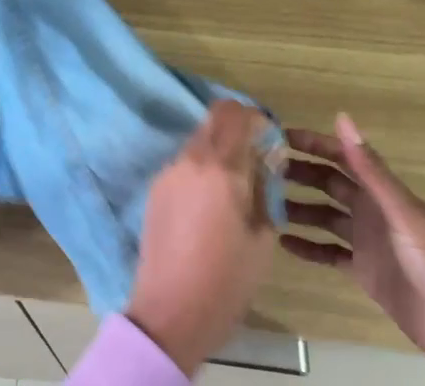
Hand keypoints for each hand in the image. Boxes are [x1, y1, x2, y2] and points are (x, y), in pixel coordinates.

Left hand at [126, 101, 278, 374]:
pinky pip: (184, 165)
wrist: (171, 311)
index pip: (234, 114)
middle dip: (236, 129)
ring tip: (233, 188)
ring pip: (197, 143)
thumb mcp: (263, 236)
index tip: (269, 140)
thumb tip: (267, 163)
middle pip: (213, 120)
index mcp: (221, 168)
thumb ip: (266, 190)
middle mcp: (190, 160)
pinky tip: (210, 205)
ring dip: (217, 151)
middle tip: (254, 159)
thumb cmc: (226, 279)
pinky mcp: (155, 191)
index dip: (255, 118)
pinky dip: (201, 170)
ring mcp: (168, 174)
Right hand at [284, 114, 424, 385]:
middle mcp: (372, 212)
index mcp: (383, 193)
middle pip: (329, 185)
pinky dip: (308, 247)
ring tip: (264, 206)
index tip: (279, 137)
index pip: (343, 157)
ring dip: (299, 210)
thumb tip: (342, 117)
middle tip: (261, 171)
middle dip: (299, 175)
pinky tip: (283, 244)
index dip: (314, 144)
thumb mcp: (401, 213)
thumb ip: (370, 169)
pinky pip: (330, 253)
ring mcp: (368, 243)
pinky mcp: (365, 273)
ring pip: (325, 217)